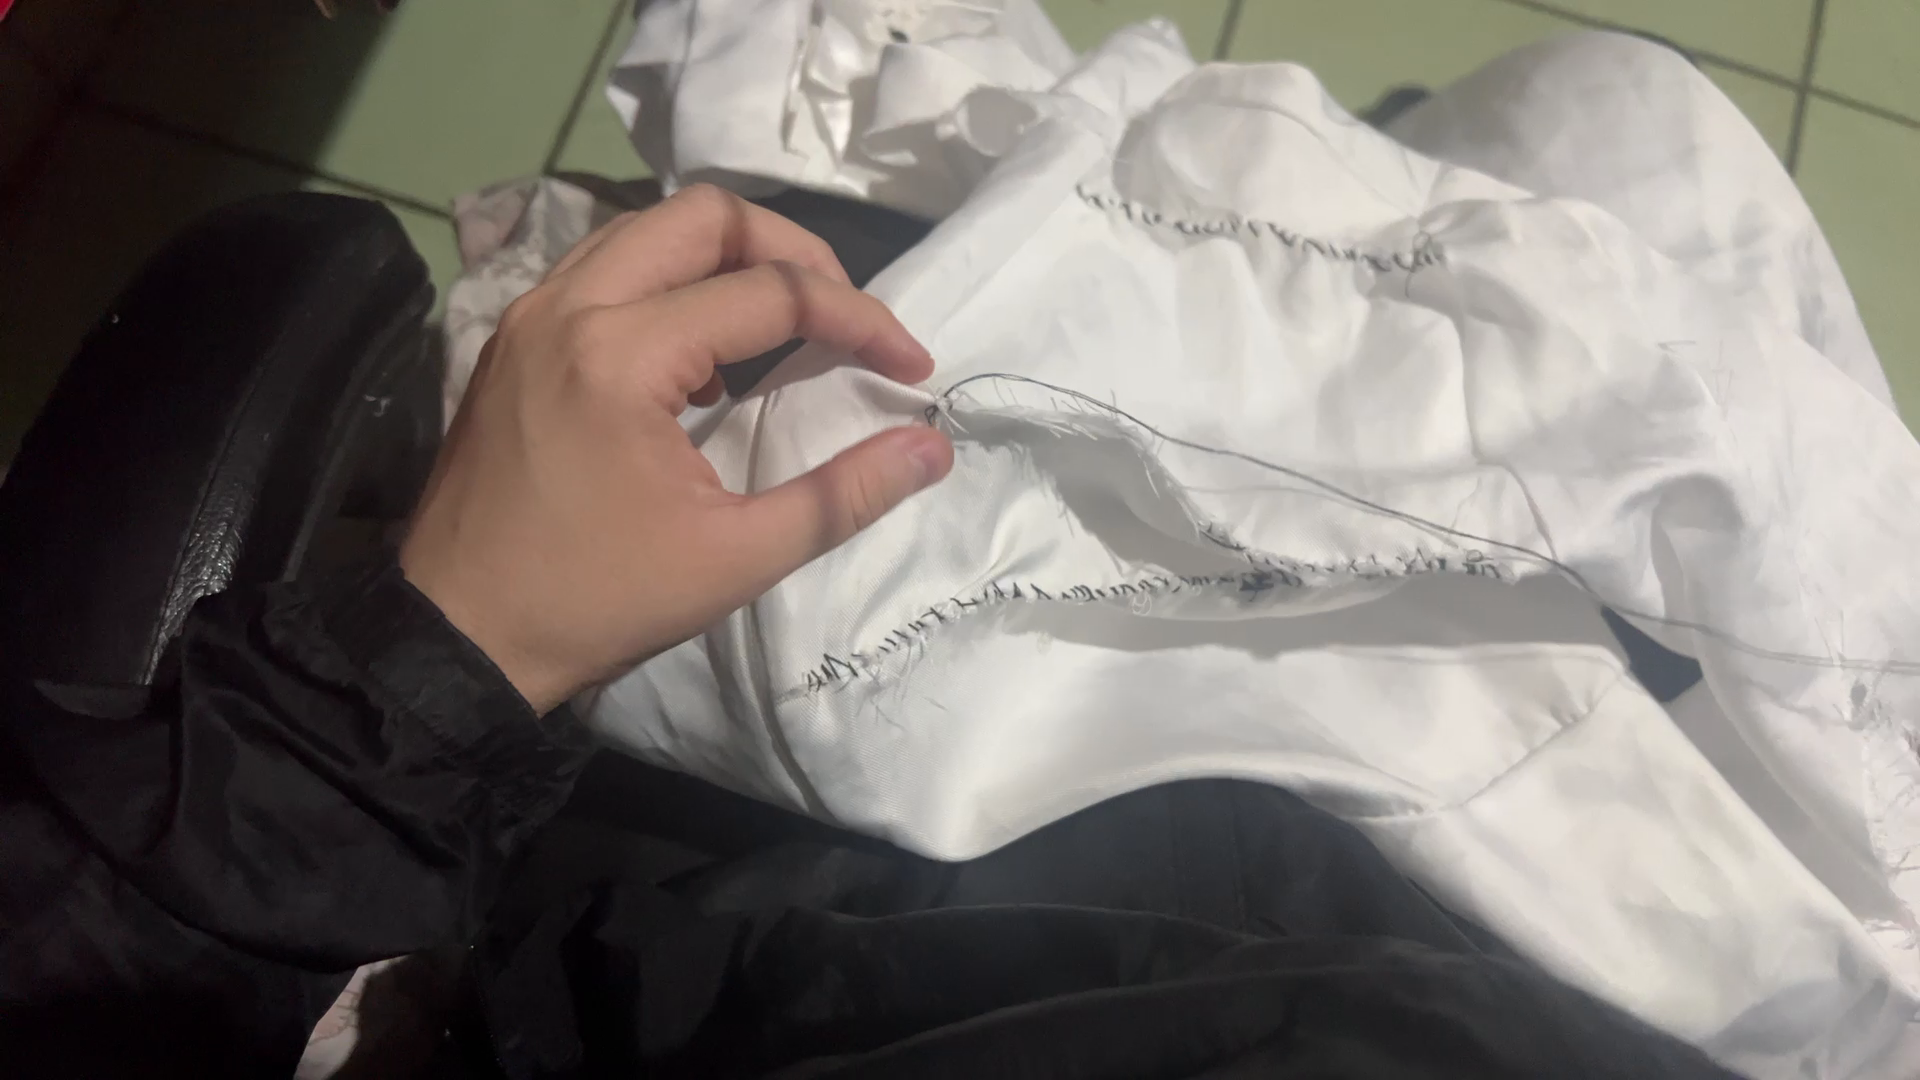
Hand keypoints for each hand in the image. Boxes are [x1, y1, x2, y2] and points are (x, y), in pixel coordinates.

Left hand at [400, 185, 953, 713]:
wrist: (459, 637)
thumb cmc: (601, 601)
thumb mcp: (740, 558)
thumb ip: (845, 496)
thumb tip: (932, 448)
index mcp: (623, 355)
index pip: (773, 294)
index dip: (862, 322)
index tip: (912, 365)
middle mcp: (570, 306)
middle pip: (704, 216)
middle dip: (797, 253)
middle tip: (846, 315)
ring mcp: (533, 317)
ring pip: (651, 232)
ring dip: (734, 261)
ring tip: (788, 323)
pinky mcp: (518, 341)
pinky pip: (612, 272)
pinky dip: (678, 289)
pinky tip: (704, 363)